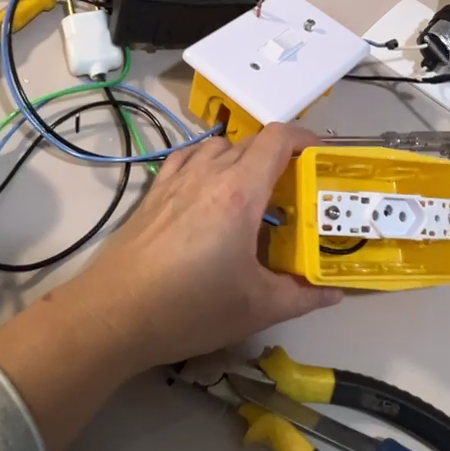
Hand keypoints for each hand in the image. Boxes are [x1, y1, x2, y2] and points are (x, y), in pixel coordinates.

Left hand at [55, 122, 342, 369]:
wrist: (115, 313)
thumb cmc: (191, 307)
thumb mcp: (256, 308)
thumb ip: (301, 295)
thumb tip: (334, 293)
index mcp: (240, 191)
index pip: (278, 139)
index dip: (305, 138)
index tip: (321, 157)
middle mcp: (210, 172)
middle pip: (252, 141)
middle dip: (280, 156)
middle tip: (296, 188)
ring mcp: (178, 178)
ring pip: (219, 146)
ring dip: (243, 157)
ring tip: (255, 190)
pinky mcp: (155, 190)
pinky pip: (189, 157)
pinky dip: (208, 161)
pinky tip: (210, 187)